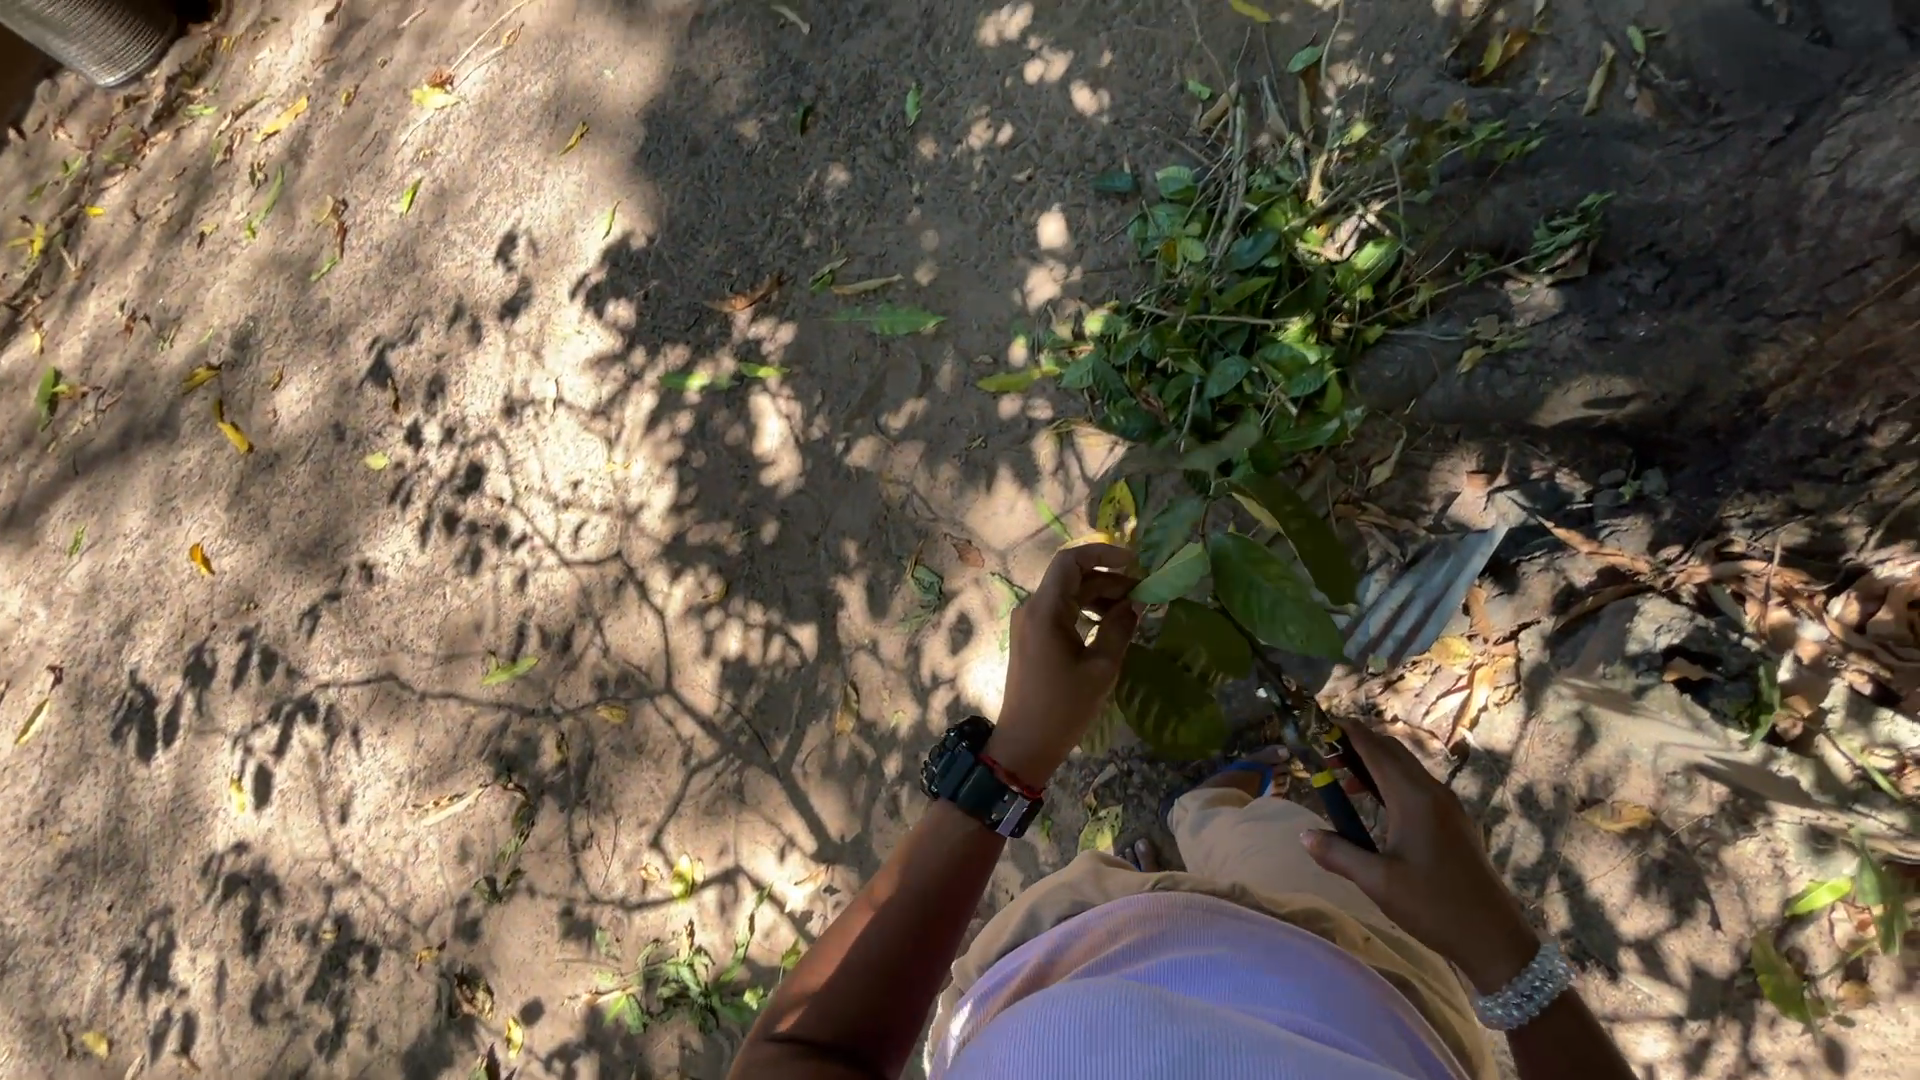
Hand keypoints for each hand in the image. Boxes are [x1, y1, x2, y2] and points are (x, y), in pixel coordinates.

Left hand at [987, 543, 1141, 787]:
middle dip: (1109, 578)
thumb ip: (1119, 628)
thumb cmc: (1063, 708)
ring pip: (1067, 594)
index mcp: (1044, 610)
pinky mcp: (1032, 638)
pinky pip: (1061, 612)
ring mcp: (1029, 623)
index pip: (1070, 561)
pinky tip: (1111, 624)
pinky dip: (1086, 611)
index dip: (1103, 553)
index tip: (1135, 563)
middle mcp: (1032, 609)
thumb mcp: (1101, 668)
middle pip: (1071, 577)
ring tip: (1133, 609)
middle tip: (1144, 592)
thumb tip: (1136, 603)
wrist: (1025, 743)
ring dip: (1100, 595)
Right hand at [1300, 722, 1539, 992]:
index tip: (1320, 723)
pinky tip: (1376, 806)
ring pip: (1406, 768)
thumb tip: (1305, 835)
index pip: (1375, 749)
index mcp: (1414, 799)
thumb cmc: (1435, 907)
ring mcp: (1449, 808)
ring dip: (1374, 765)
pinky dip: (1390, 782)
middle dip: (1358, 745)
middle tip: (1325, 753)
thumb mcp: (1377, 883)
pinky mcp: (1455, 823)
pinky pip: (1418, 786)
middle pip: (1392, 751)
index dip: (1347, 732)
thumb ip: (1338, 852)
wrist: (1497, 941)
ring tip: (1344, 780)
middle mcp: (1434, 793)